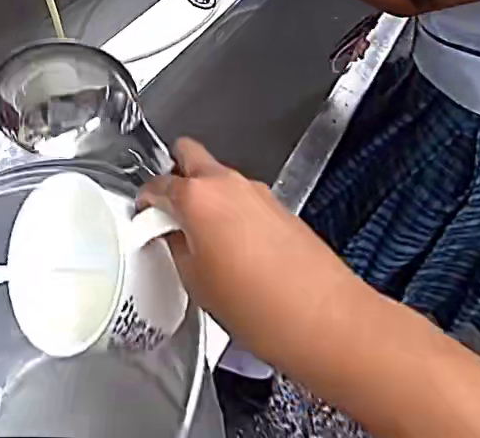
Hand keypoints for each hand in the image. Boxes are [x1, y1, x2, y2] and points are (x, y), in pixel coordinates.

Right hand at [139, 139, 362, 362]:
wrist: (333, 326)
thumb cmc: (267, 309)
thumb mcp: (196, 283)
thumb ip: (175, 246)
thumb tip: (173, 238)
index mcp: (196, 195)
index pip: (156, 183)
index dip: (146, 202)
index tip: (146, 218)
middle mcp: (225, 183)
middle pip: (187, 153)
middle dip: (174, 174)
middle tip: (171, 209)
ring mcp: (257, 192)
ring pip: (218, 177)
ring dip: (207, 196)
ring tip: (207, 240)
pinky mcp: (281, 208)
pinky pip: (244, 198)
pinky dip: (234, 213)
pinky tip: (238, 252)